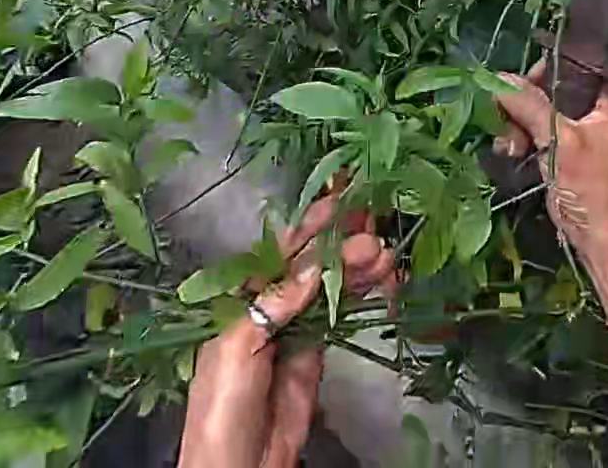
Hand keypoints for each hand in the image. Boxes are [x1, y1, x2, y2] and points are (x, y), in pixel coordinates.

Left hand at [178, 195, 396, 467]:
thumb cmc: (223, 405)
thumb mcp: (237, 348)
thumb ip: (275, 304)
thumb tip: (314, 265)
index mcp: (245, 295)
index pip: (281, 252)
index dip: (310, 226)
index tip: (339, 203)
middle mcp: (273, 303)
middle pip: (312, 265)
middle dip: (341, 247)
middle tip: (372, 236)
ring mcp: (297, 325)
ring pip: (331, 285)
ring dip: (357, 267)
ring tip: (385, 255)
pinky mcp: (317, 349)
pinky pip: (340, 312)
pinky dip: (360, 293)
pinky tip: (380, 278)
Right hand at [493, 60, 607, 253]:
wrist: (597, 234)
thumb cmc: (588, 183)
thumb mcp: (558, 139)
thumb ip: (529, 105)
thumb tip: (498, 78)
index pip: (575, 67)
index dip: (546, 72)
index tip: (520, 88)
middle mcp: (599, 109)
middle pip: (553, 88)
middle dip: (525, 104)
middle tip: (507, 119)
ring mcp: (582, 129)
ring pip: (541, 109)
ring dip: (520, 124)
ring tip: (510, 145)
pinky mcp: (567, 146)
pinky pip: (540, 128)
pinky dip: (524, 137)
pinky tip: (512, 151)